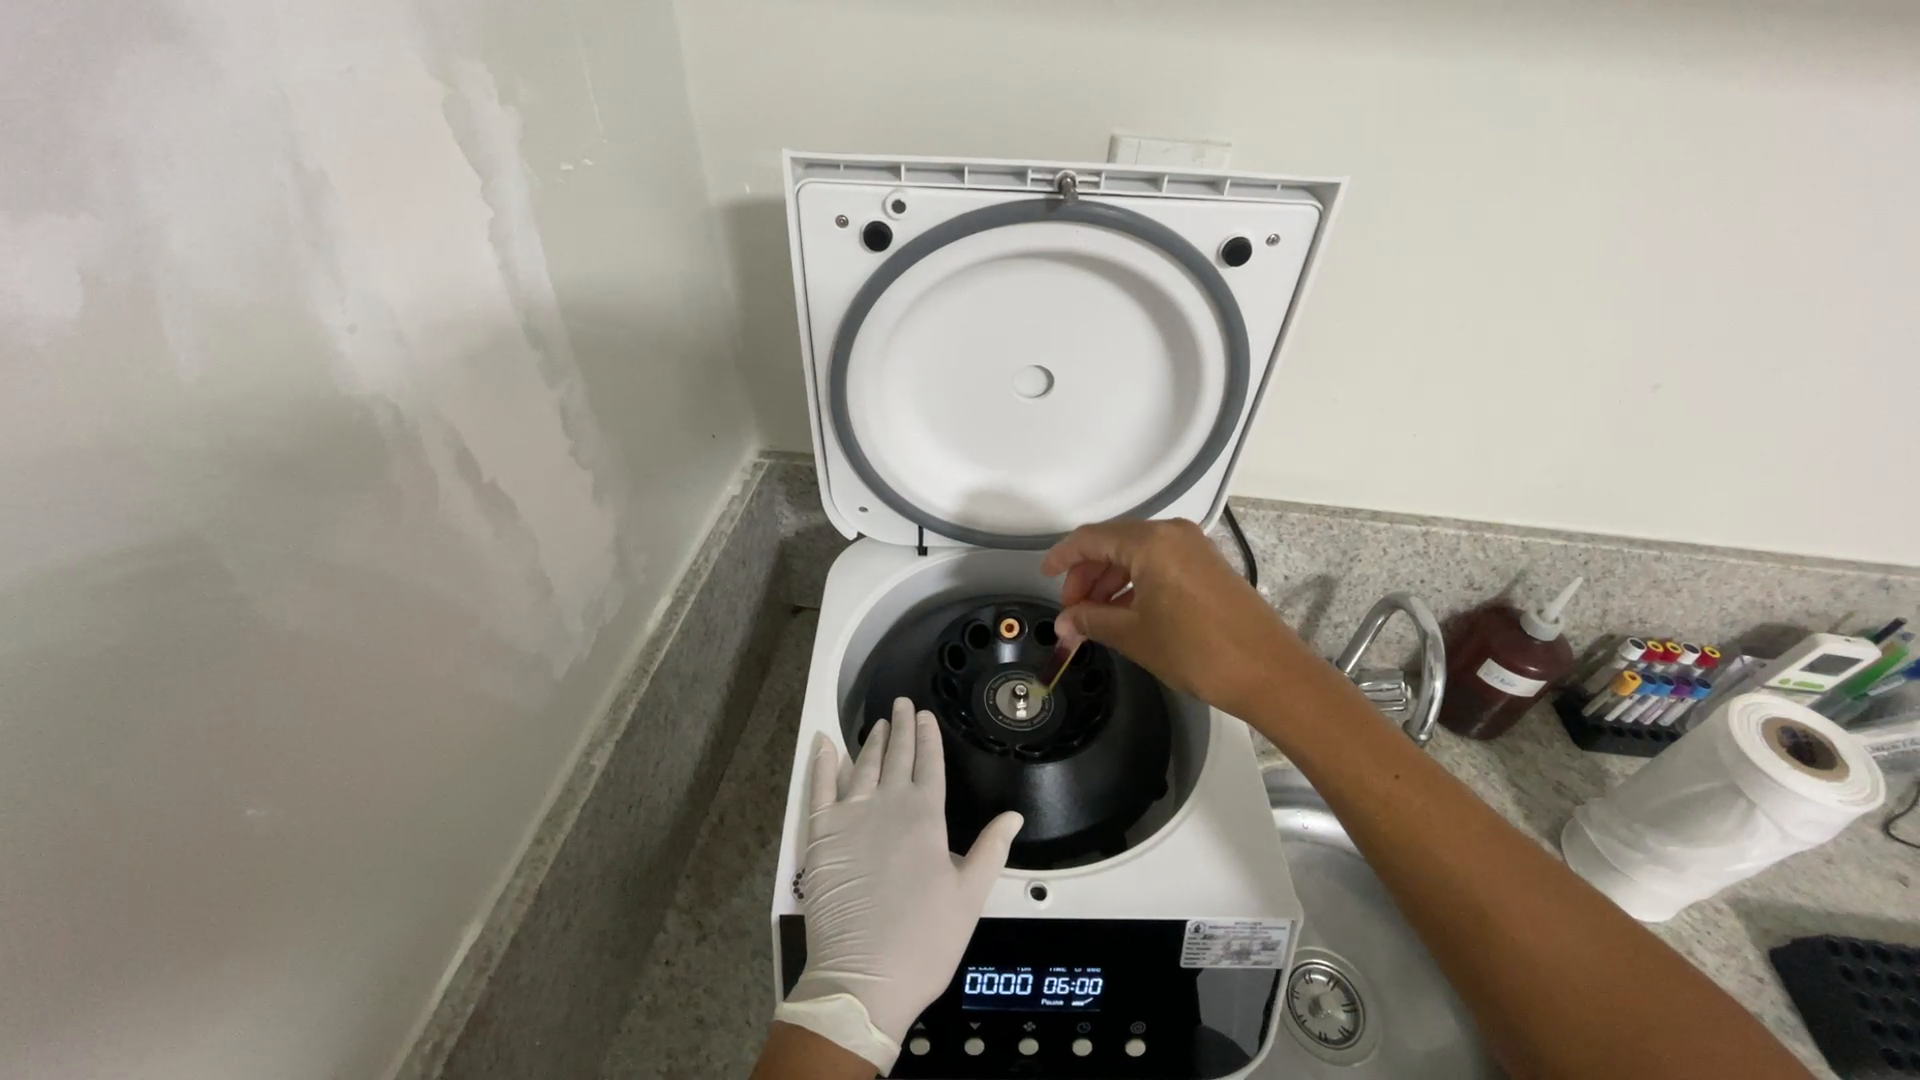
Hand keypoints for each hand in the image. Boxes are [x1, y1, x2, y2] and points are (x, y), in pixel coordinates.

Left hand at [778, 698, 1023, 1071]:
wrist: (864, 978)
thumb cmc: (924, 941)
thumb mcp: (970, 897)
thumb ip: (991, 849)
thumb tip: (1013, 816)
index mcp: (926, 818)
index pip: (930, 765)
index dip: (928, 738)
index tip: (926, 715)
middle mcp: (888, 807)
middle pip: (897, 757)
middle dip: (901, 728)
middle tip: (902, 704)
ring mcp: (850, 818)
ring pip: (862, 767)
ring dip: (871, 743)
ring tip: (877, 724)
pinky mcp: (820, 836)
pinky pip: (818, 788)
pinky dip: (821, 764)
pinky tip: (824, 744)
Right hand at [1042, 519, 1301, 719]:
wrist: (1269, 673)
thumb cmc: (1196, 650)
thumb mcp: (1134, 635)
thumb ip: (1091, 621)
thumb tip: (1064, 623)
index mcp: (1151, 542)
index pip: (1091, 539)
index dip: (1063, 558)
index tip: (1045, 578)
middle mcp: (1173, 534)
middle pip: (1113, 543)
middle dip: (1087, 575)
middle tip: (1073, 611)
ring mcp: (1194, 548)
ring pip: (1136, 554)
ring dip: (1110, 581)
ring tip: (1095, 617)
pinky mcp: (1208, 566)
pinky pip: (1159, 563)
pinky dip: (1136, 582)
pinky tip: (1126, 612)